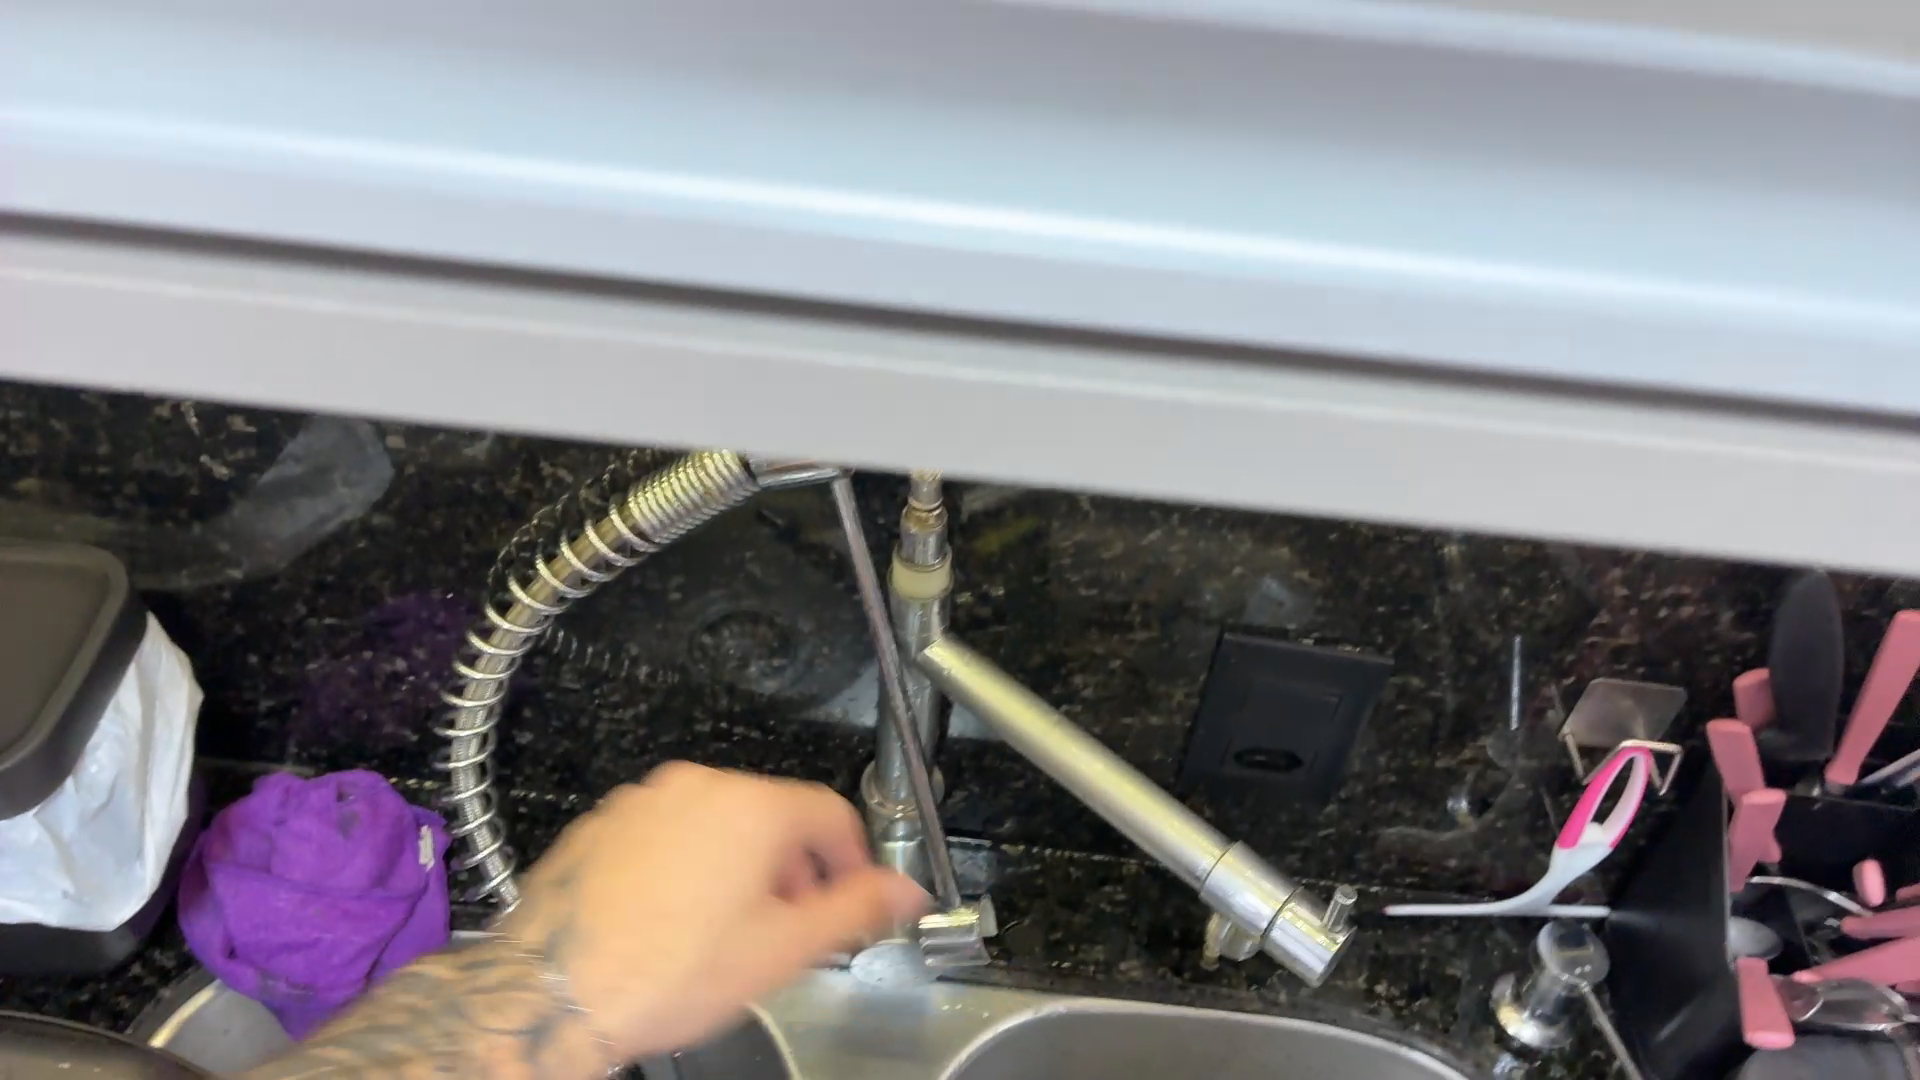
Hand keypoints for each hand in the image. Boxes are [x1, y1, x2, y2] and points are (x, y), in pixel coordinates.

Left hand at [501, 762, 928, 1062]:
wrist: (545, 997)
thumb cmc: (664, 971)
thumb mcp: (783, 949)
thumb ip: (858, 909)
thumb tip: (905, 891)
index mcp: (754, 806)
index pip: (832, 813)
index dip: (851, 859)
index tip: (846, 895)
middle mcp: (702, 787)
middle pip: (776, 816)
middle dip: (794, 869)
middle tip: (788, 924)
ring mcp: (648, 798)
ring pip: (723, 821)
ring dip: (742, 865)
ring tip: (727, 929)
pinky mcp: (609, 820)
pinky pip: (671, 829)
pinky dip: (689, 861)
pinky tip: (675, 917)